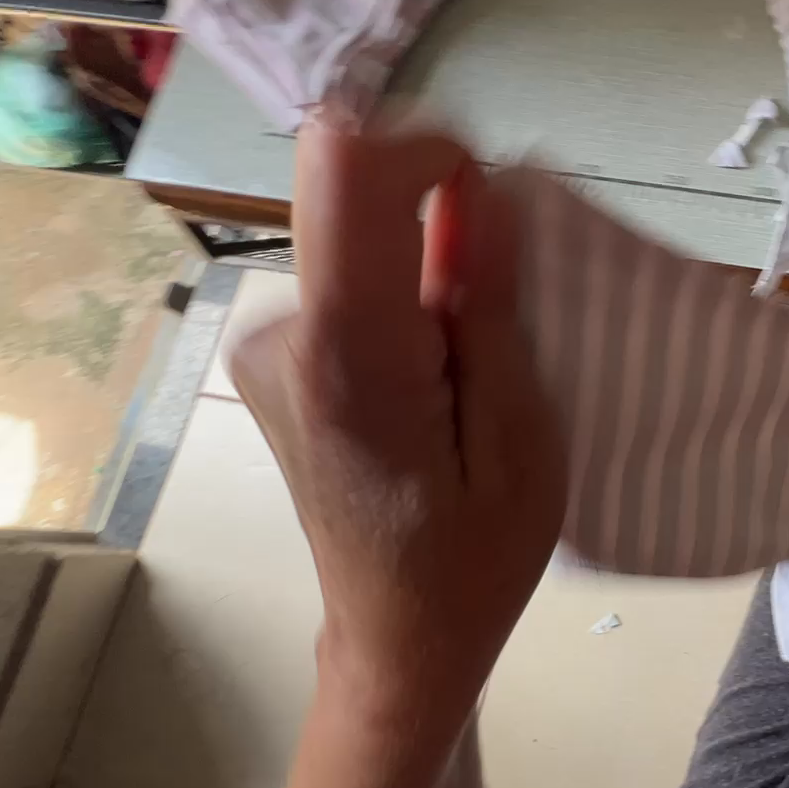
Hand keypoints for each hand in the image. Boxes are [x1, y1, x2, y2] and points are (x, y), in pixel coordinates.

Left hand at [230, 118, 566, 722]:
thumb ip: (487, 311)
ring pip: (370, 249)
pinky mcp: (280, 358)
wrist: (400, 635)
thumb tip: (478, 193)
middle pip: (364, 209)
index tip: (500, 206)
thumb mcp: (520, 436)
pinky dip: (416, 310)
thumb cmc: (479, 553)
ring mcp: (268, 345)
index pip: (350, 172)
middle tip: (508, 346)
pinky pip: (361, 286)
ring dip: (442, 288)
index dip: (431, 152)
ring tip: (481, 383)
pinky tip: (445, 388)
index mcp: (350, 356)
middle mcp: (283, 332)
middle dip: (453, 247)